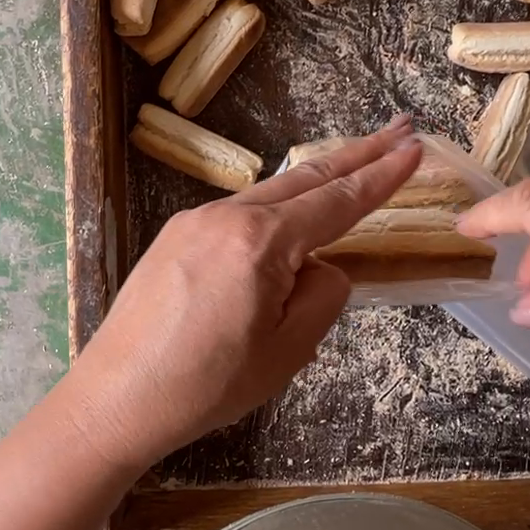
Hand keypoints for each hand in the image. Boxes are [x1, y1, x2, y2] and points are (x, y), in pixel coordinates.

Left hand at [61, 118, 423, 471]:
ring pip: (269, 194)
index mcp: (261, 242)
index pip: (337, 201)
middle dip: (357, 153)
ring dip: (314, 183)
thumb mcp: (288, 350)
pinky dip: (274, 212)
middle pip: (305, 178)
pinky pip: (239, 215)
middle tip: (398, 129)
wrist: (115, 400)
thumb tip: (319, 266)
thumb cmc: (207, 384)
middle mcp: (227, 215)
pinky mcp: (174, 237)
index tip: (414, 148)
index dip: (381, 175)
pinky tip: (284, 229)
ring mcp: (194, 221)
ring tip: (351, 172)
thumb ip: (322, 295)